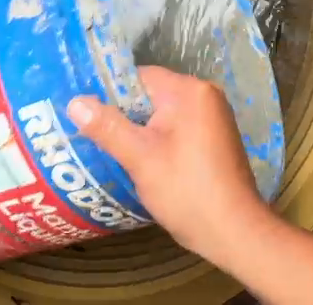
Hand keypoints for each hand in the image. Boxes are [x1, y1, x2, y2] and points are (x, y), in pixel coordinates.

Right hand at [67, 66, 268, 259]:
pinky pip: (179, 127)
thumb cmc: (187, 191)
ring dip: (142, 130)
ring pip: (164, 113)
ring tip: (117, 151)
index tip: (91, 116)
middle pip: (152, 94)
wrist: (237, 234)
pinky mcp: (217, 137)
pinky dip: (161, 140)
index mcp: (190, 91)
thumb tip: (75, 102)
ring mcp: (215, 116)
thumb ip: (107, 127)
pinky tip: (146, 163)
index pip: (139, 77)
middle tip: (98, 136)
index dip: (112, 94)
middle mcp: (205, 94)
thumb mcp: (140, 159)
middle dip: (126, 115)